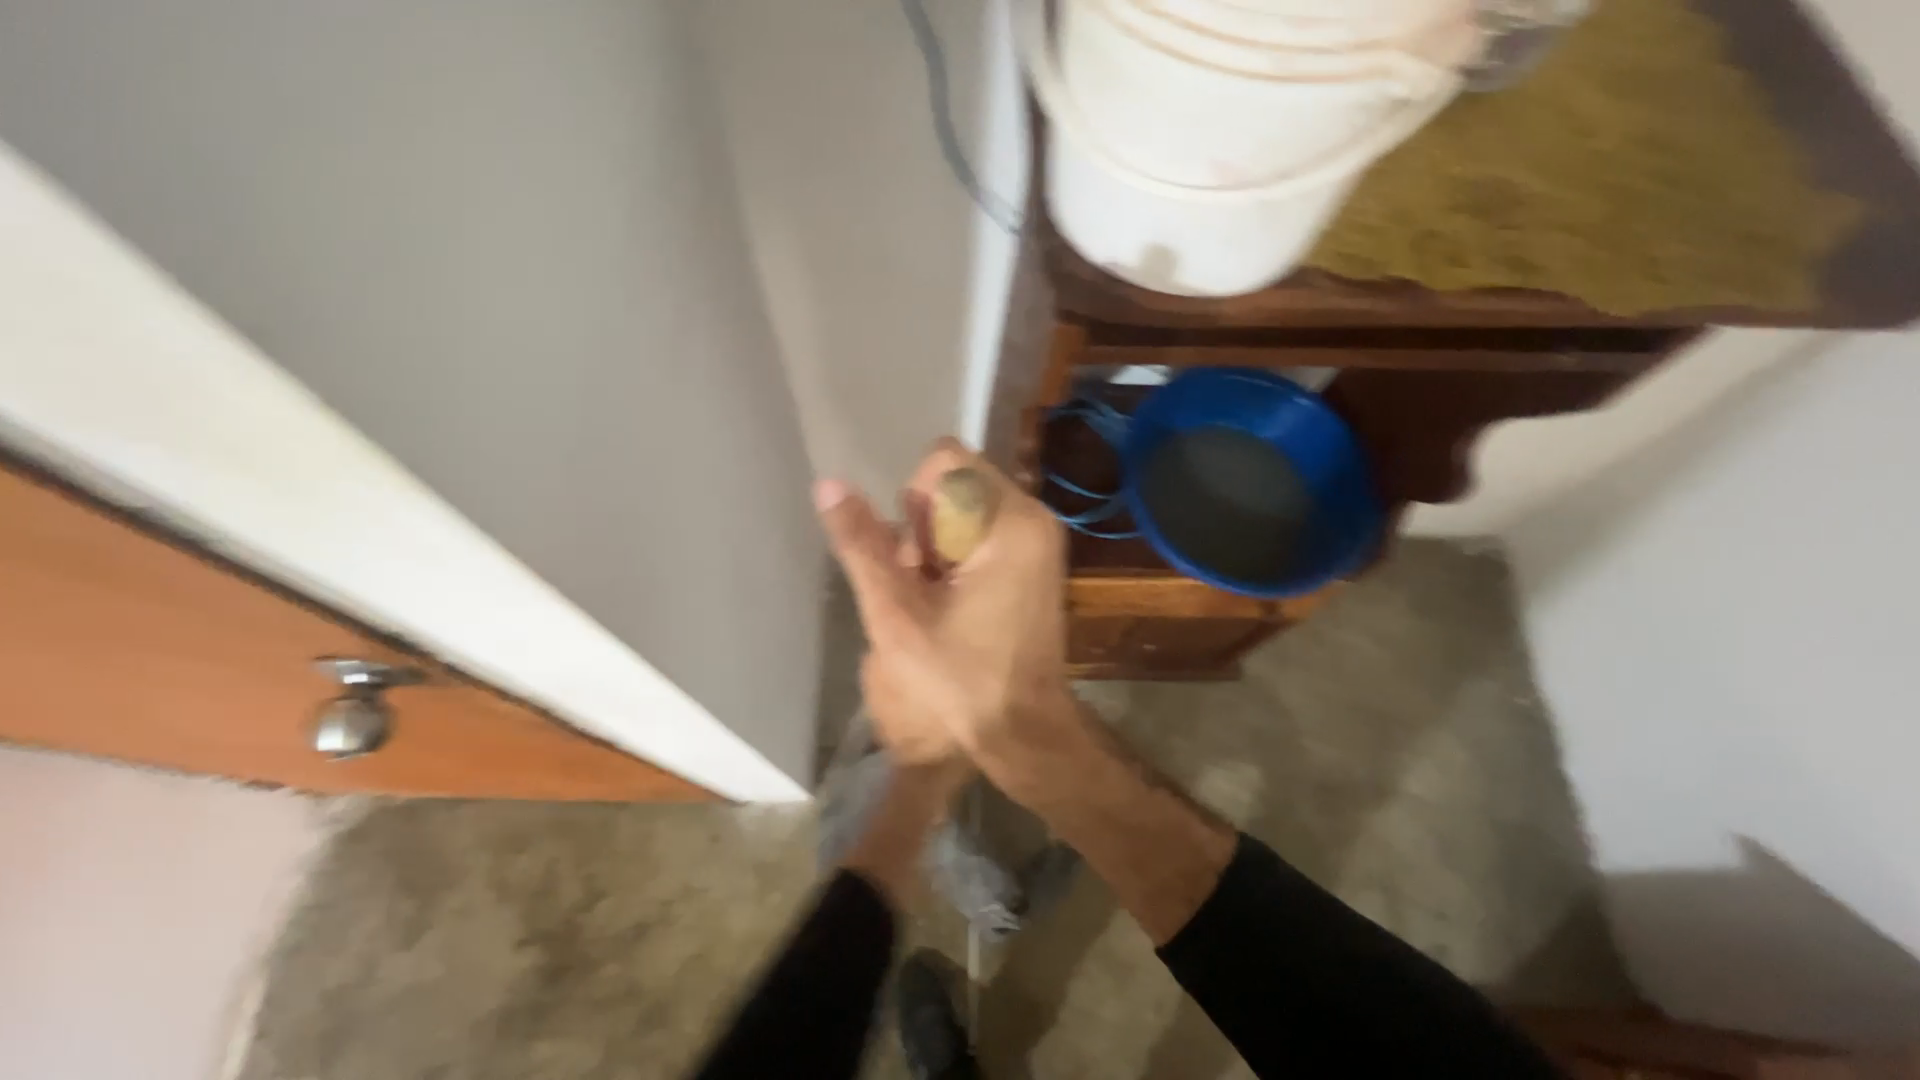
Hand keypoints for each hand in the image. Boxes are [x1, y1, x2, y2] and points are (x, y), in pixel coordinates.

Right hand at [814, 439, 1071, 766]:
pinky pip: (981, 532)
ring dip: (936, 547)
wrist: (1022, 733)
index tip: (918, 561)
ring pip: (963, 510)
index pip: (943, 460)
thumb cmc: (960, 680)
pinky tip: (954, 605)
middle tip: (925, 588)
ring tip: (938, 602)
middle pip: (954, 483)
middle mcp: (1033, 516)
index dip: (913, 505)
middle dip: (923, 528)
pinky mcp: (1035, 561)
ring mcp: (1039, 540)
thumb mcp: (898, 615)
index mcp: (1010, 519)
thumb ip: (862, 545)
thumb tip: (829, 484)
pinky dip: (957, 558)